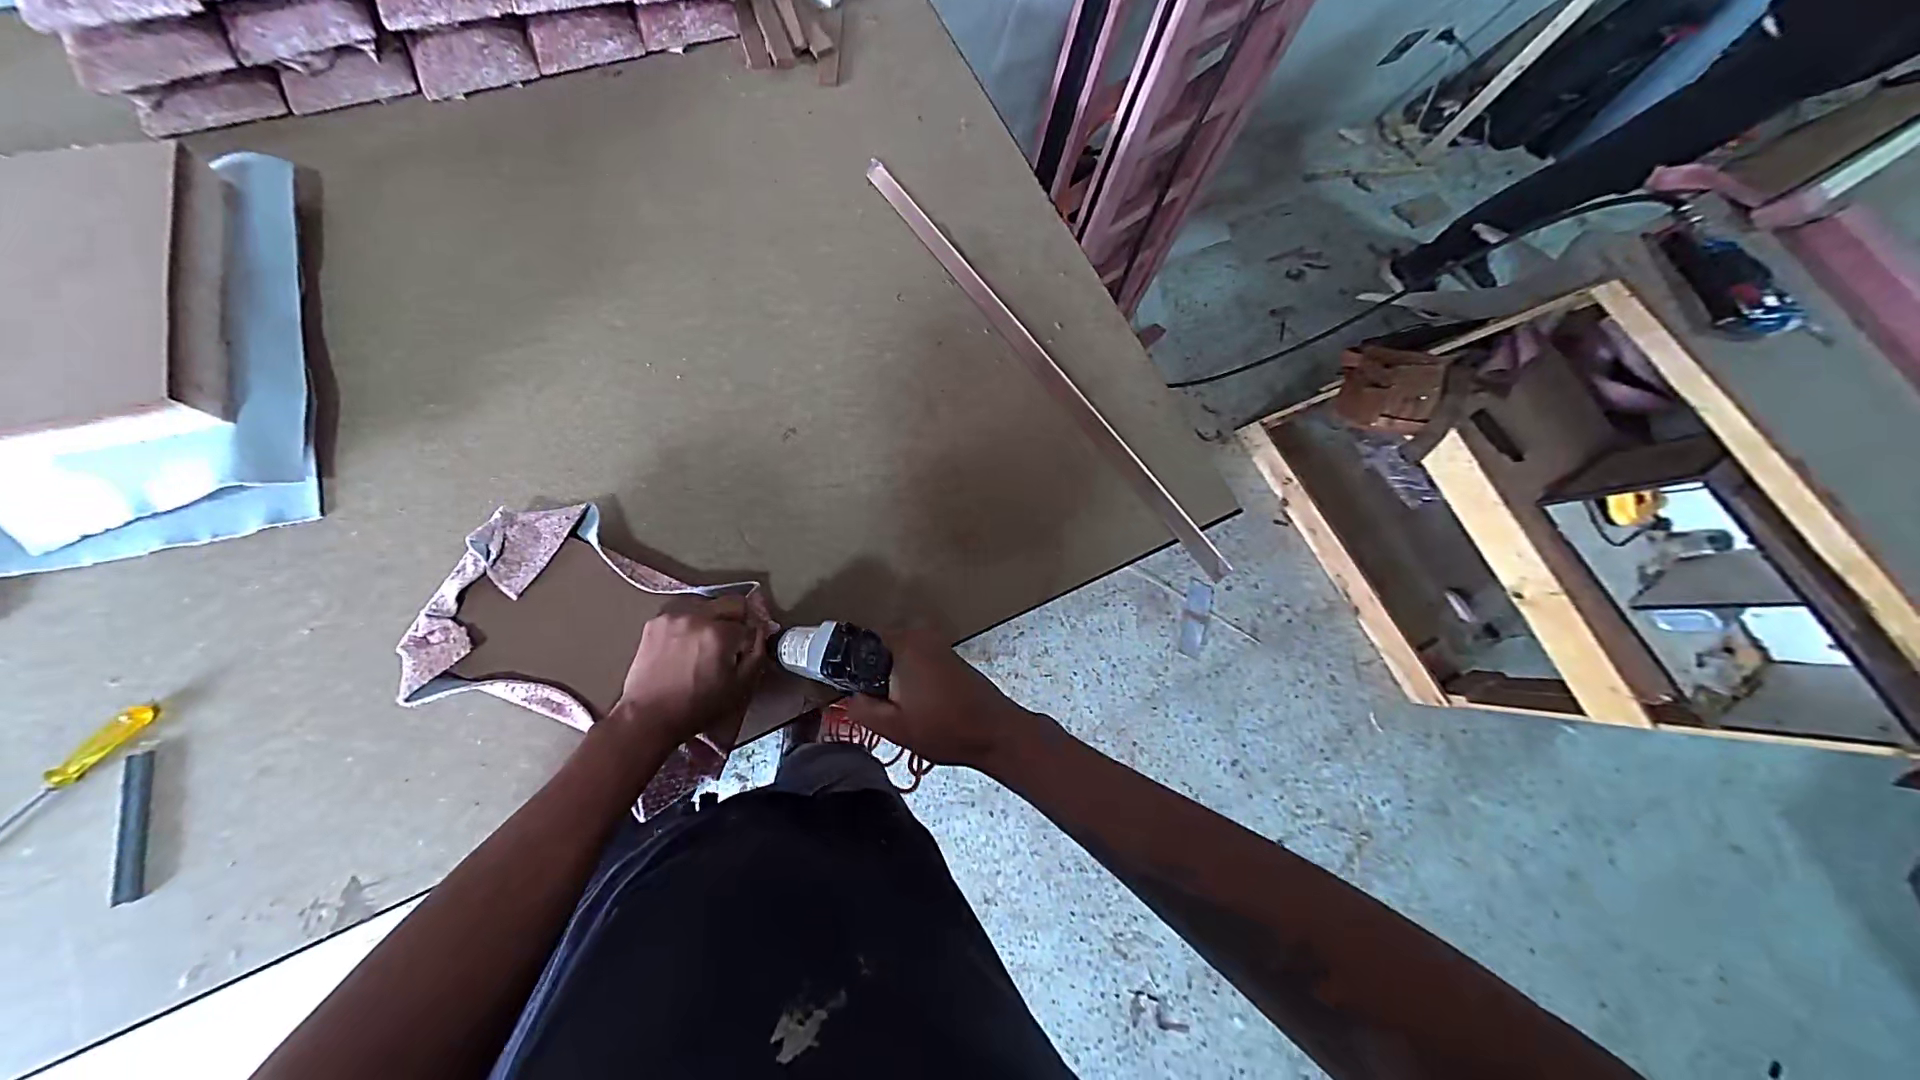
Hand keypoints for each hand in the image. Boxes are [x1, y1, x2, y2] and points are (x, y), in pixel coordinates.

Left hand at [611, 595, 766, 745]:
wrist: (648, 717)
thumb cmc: (695, 707)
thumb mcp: (740, 687)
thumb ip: (758, 654)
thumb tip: (761, 633)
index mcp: (719, 633)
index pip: (750, 623)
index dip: (753, 637)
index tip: (749, 647)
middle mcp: (695, 618)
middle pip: (731, 603)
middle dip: (738, 621)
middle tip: (734, 643)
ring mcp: (672, 618)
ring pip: (707, 607)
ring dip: (714, 621)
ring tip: (708, 646)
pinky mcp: (655, 624)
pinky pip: (684, 615)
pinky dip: (691, 626)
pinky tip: (688, 647)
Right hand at [841, 625, 1045, 770]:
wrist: (996, 733)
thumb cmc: (946, 728)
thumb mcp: (893, 726)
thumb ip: (861, 708)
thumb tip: (849, 696)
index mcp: (904, 642)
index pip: (859, 641)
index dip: (847, 665)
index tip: (842, 688)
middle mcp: (921, 634)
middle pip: (878, 649)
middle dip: (870, 674)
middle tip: (869, 704)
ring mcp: (937, 644)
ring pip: (897, 656)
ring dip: (889, 678)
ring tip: (891, 708)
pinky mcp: (948, 656)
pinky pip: (914, 661)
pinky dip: (907, 678)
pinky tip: (911, 705)